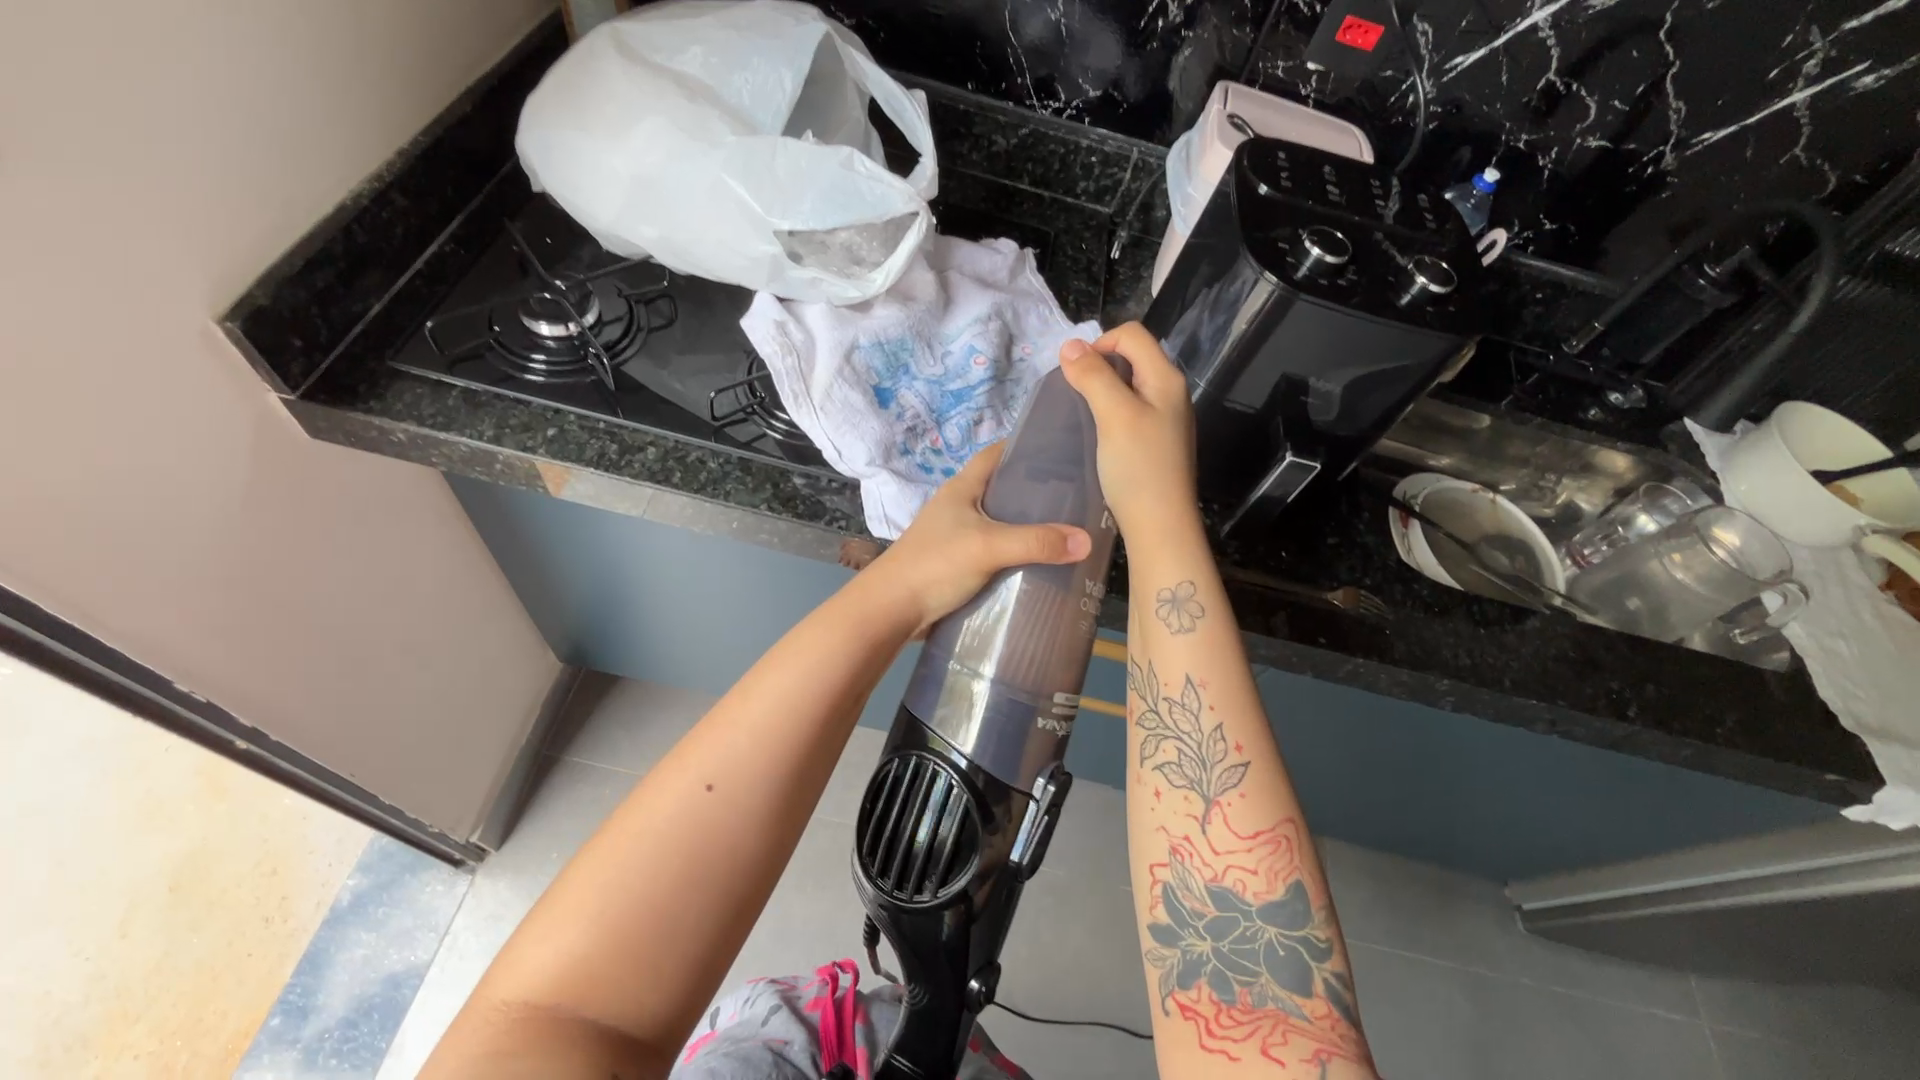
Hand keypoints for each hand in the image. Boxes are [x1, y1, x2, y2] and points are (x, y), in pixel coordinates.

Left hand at [867, 441, 1092, 633]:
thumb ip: (1036, 542)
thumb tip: (1086, 540)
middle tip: (1079, 499)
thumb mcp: (988, 547)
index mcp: (962, 489)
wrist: (891, 611)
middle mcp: (960, 508)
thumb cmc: (934, 565)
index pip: (996, 454)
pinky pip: (996, 554)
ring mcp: (958, 538)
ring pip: (1001, 525)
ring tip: (1069, 533)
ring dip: (1029, 529)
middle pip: (1004, 491)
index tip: (1063, 451)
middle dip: (1037, 493)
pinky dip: (1017, 557)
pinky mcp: (959, 566)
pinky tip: (1043, 566)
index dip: (1026, 447)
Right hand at [1057, 322, 1200, 547]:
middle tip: (1076, 394)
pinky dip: (1110, 412)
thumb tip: (1069, 346)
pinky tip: (1098, 435)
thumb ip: (1093, 376)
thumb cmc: (1138, 468)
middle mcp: (1171, 392)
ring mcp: (1166, 418)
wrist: (1160, 525)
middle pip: (1132, 357)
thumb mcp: (1113, 415)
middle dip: (1099, 365)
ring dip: (1102, 390)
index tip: (1075, 374)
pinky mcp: (1157, 441)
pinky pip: (1130, 411)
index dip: (1099, 343)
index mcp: (1166, 378)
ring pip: (1130, 385)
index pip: (1131, 334)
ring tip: (1083, 413)